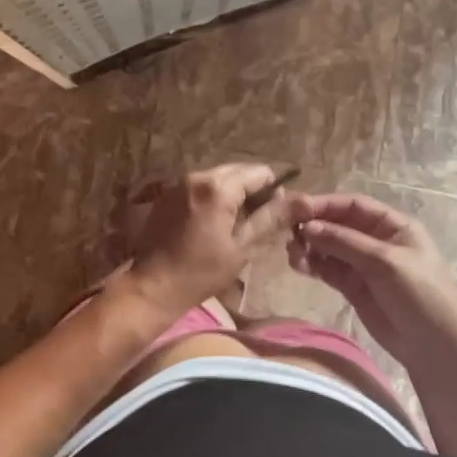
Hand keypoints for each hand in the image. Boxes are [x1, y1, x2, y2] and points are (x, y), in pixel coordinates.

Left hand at [115, 163, 303, 316]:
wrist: (152, 285)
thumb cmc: (201, 272)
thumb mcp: (241, 248)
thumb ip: (271, 219)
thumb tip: (304, 200)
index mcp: (218, 187)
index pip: (259, 173)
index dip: (274, 191)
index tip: (274, 217)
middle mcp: (197, 175)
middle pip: (237, 172)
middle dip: (252, 191)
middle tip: (257, 223)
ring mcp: (179, 183)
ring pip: (219, 178)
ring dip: (232, 195)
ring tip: (236, 226)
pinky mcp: (167, 194)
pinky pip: (200, 186)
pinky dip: (213, 198)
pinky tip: (213, 224)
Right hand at [289, 193, 456, 369]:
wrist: (435, 348)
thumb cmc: (420, 295)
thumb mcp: (385, 262)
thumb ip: (344, 241)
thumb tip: (306, 226)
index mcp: (393, 226)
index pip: (353, 205)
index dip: (325, 204)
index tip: (296, 208)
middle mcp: (376, 240)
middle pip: (337, 224)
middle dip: (313, 227)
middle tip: (288, 233)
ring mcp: (363, 265)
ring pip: (328, 247)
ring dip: (309, 247)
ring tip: (293, 256)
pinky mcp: (353, 287)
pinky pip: (327, 269)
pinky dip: (312, 265)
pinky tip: (299, 266)